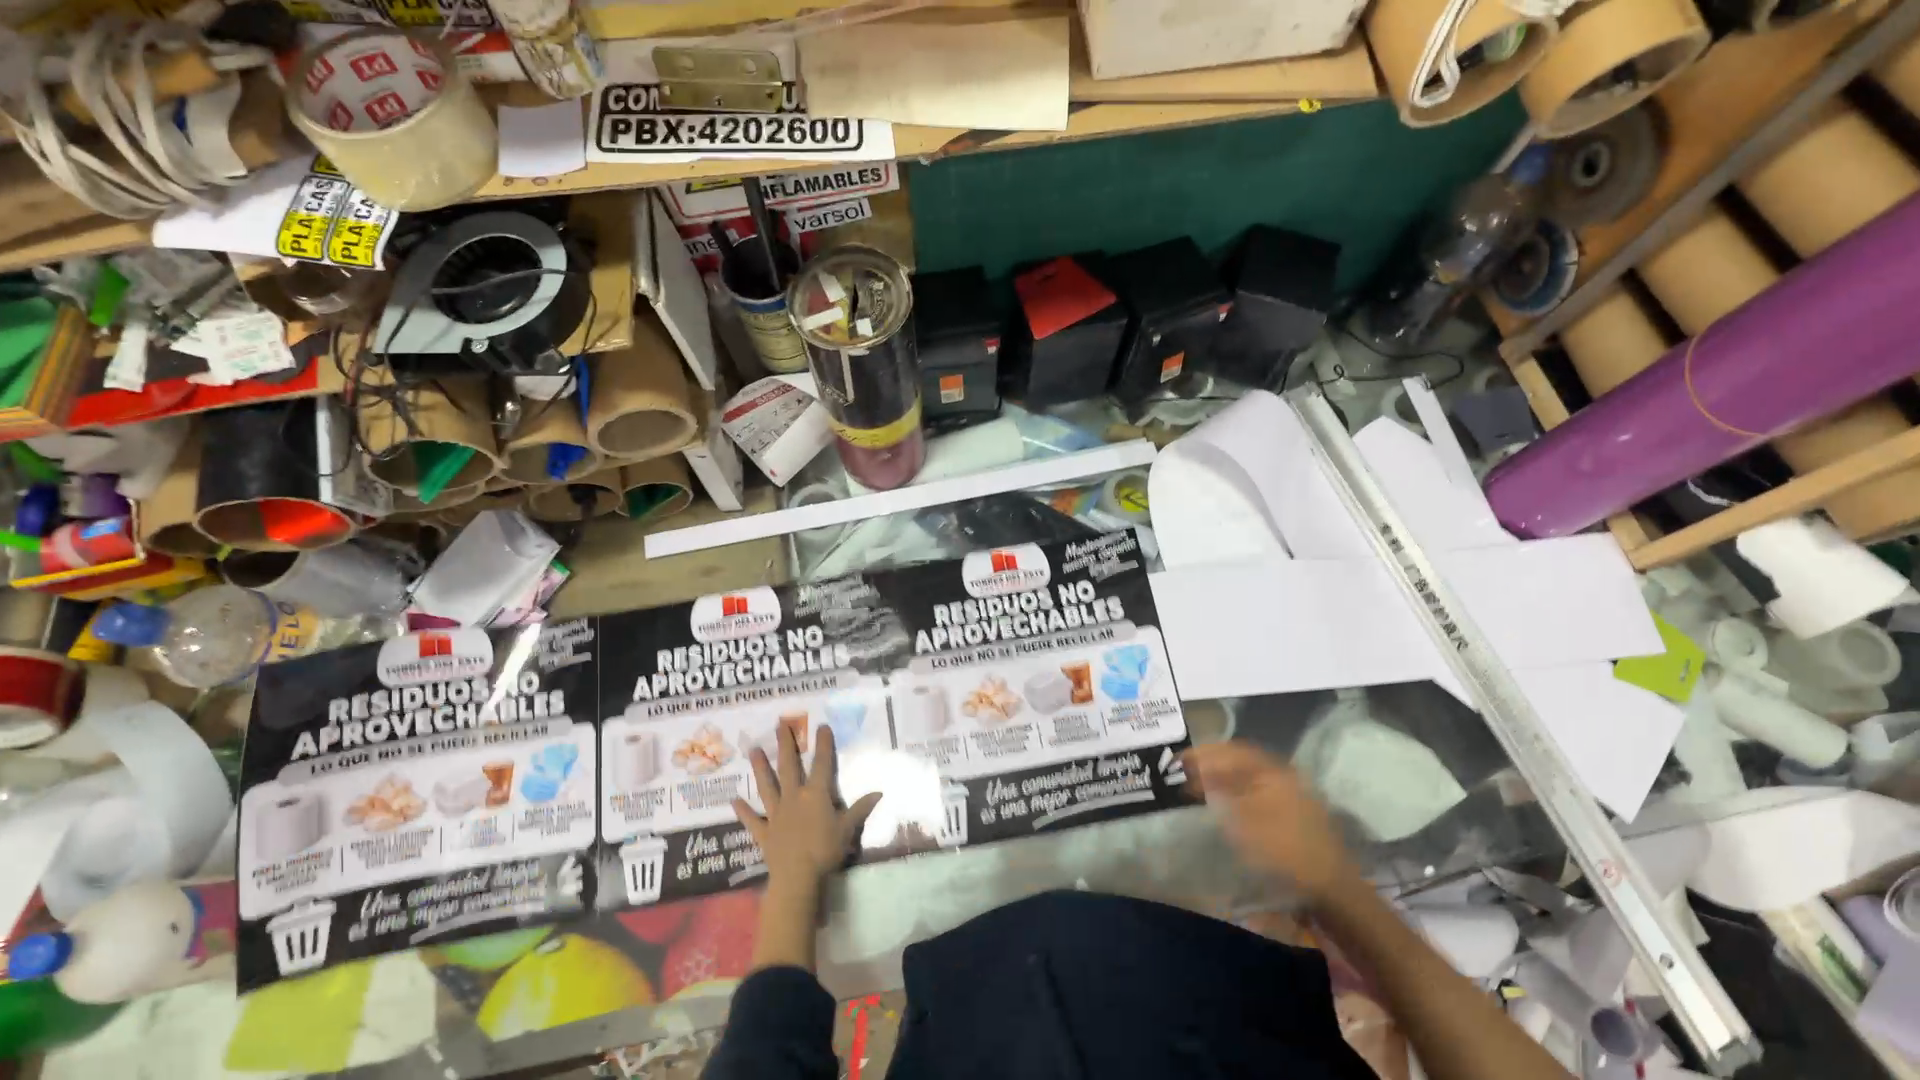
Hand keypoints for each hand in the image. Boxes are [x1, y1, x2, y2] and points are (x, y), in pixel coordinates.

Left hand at [733, 722, 880, 887]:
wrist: (798, 876)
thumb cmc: (826, 850)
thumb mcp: (848, 829)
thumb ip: (861, 809)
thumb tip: (879, 792)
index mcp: (815, 795)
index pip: (822, 764)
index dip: (823, 744)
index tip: (821, 726)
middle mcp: (793, 798)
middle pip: (788, 767)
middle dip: (786, 745)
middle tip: (780, 725)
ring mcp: (776, 814)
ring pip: (766, 786)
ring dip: (760, 768)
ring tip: (753, 750)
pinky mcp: (764, 832)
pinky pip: (752, 819)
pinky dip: (743, 811)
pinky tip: (734, 800)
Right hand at [1182, 740, 1358, 900]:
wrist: (1330, 884)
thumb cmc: (1285, 850)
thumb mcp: (1246, 822)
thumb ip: (1221, 792)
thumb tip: (1198, 771)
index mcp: (1273, 772)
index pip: (1232, 751)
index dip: (1204, 753)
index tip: (1179, 761)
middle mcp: (1284, 774)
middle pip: (1241, 759)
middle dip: (1212, 763)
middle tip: (1185, 772)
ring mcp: (1292, 790)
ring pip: (1250, 774)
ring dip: (1224, 776)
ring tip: (1200, 785)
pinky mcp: (1294, 808)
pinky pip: (1258, 787)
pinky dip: (1237, 789)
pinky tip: (1225, 800)